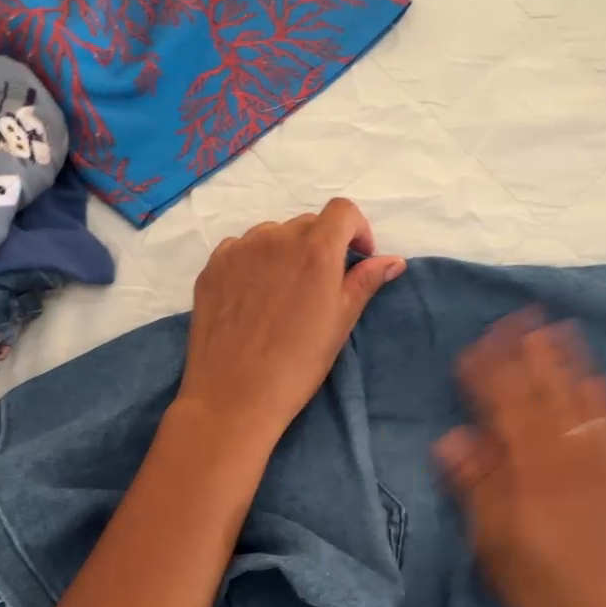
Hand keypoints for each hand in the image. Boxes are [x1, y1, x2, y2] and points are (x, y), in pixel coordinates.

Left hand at [176, 198, 405, 445]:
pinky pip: (240, 250)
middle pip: (307, 224)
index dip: (356, 229)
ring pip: (272, 235)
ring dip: (285, 253)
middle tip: (320, 286)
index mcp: (315, 249)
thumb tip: (393, 260)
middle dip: (321, 245)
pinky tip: (254, 299)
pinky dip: (254, 263)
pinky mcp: (212, 266)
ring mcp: (239, 249)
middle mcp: (276, 238)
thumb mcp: (340, 323)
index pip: (342, 211)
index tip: (357, 258)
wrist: (233, 394)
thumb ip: (365, 282)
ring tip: (283, 294)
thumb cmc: (297, 364)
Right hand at [436, 313, 605, 606]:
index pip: (503, 409)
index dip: (487, 374)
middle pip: (543, 394)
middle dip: (528, 353)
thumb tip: (451, 439)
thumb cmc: (548, 589)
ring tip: (558, 327)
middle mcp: (567, 456)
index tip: (472, 345)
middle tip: (519, 315)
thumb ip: (478, 489)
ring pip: (582, 400)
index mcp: (529, 471)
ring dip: (569, 362)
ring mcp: (603, 464)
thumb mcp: (497, 546)